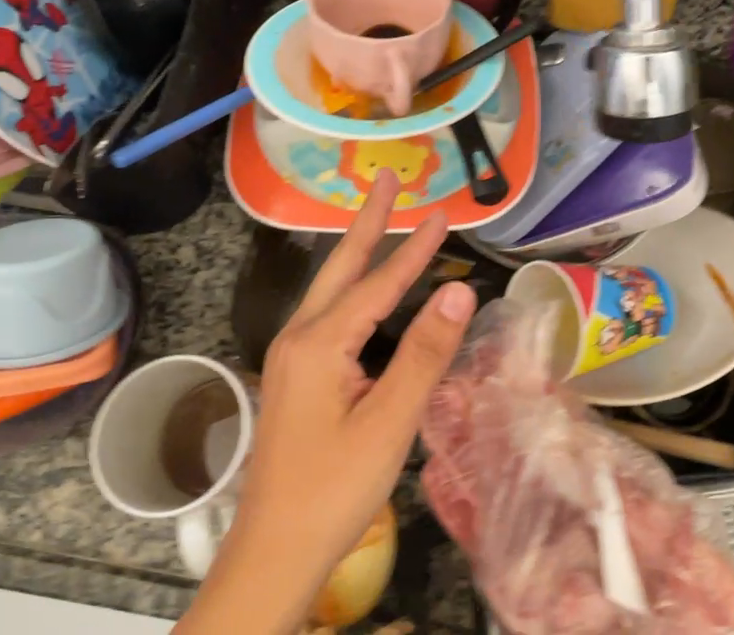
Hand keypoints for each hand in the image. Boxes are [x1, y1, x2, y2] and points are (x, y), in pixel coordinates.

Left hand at [177, 175, 477, 634]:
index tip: (442, 211)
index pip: (378, 283)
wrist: (274, 552)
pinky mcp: (295, 380)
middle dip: (366, 223)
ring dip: (357, 253)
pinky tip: (365, 295)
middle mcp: (298, 340)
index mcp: (318, 344)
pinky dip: (353, 289)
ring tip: (380, 221)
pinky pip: (328, 317)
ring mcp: (291, 360)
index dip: (414, 248)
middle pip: (339, 269)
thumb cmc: (334, 488)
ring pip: (330, 292)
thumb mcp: (389, 422)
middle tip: (386, 180)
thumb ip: (424, 352)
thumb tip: (459, 288)